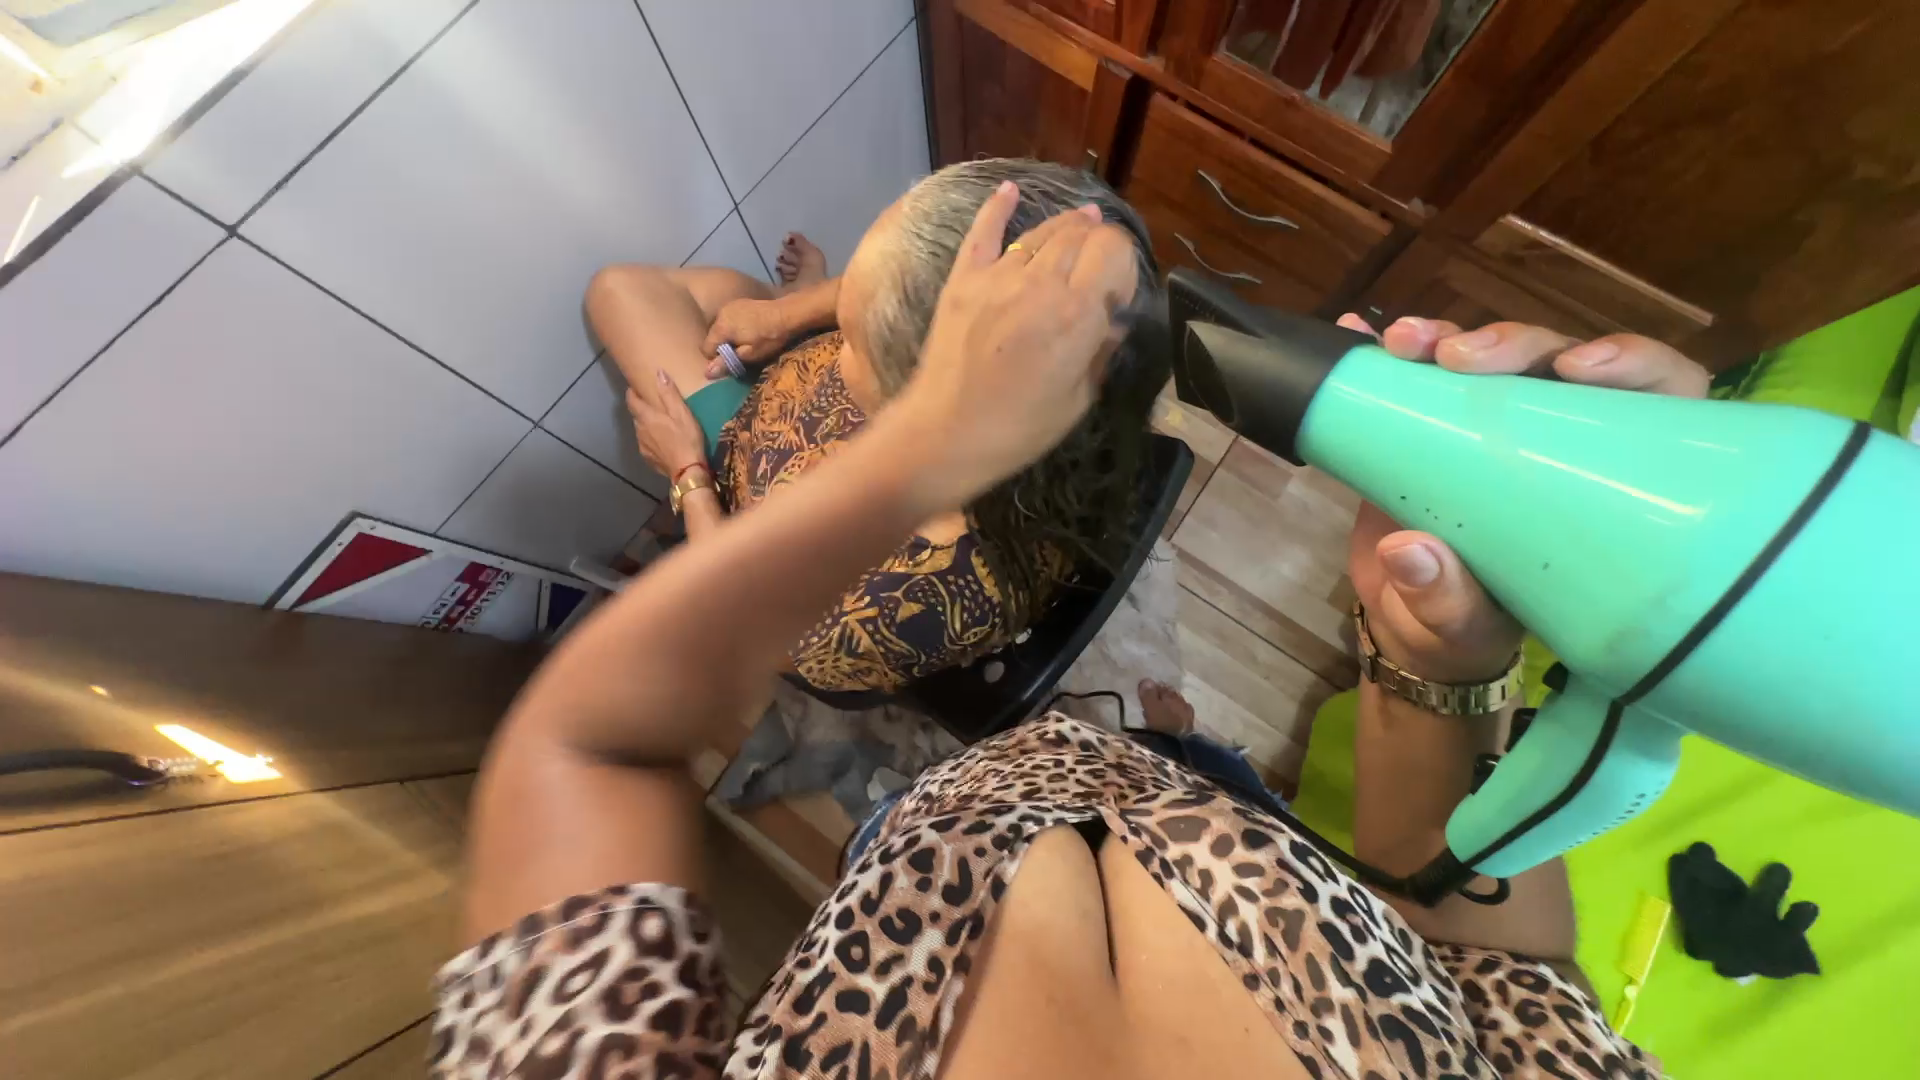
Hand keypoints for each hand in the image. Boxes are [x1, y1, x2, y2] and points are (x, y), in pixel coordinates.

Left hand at [624, 369, 707, 480]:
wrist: (687, 471)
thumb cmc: (687, 439)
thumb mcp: (682, 413)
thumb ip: (669, 393)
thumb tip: (658, 373)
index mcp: (646, 416)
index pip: (631, 400)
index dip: (632, 393)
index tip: (636, 388)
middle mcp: (639, 430)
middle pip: (636, 415)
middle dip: (643, 409)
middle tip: (655, 407)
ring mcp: (642, 446)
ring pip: (641, 430)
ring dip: (648, 426)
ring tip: (661, 426)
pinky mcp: (648, 459)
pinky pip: (647, 445)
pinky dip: (652, 441)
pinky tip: (663, 444)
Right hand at [701, 297, 790, 375]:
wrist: (786, 314)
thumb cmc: (769, 337)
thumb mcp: (750, 355)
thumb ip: (727, 362)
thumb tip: (707, 373)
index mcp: (720, 328)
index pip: (706, 348)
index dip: (716, 358)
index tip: (732, 361)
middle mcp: (719, 314)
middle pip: (712, 337)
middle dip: (722, 346)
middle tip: (740, 352)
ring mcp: (728, 306)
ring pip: (720, 327)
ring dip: (728, 336)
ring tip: (745, 340)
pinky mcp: (737, 303)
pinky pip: (728, 319)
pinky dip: (733, 326)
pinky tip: (748, 329)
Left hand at [888, 181, 1138, 506]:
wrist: (945, 435)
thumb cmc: (1018, 430)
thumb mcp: (1077, 400)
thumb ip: (1100, 352)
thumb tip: (1113, 322)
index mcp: (1076, 314)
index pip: (1114, 251)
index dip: (1124, 265)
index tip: (1119, 293)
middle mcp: (1040, 283)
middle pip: (1081, 235)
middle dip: (1099, 243)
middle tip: (1101, 264)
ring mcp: (997, 277)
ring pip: (1041, 232)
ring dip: (1066, 226)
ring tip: (1082, 223)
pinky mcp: (963, 280)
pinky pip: (983, 233)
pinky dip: (998, 208)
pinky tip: (1010, 191)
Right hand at [1337, 316, 1710, 683]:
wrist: (1397, 624)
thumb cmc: (1452, 632)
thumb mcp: (1457, 628)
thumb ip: (1445, 600)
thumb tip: (1410, 550)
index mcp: (1596, 488)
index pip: (1649, 405)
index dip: (1632, 366)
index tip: (1576, 368)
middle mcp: (1547, 445)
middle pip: (1552, 364)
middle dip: (1510, 345)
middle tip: (1453, 358)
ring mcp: (1477, 434)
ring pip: (1476, 363)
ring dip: (1439, 340)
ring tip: (1396, 342)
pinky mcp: (1418, 433)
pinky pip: (1402, 383)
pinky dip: (1375, 356)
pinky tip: (1351, 333)